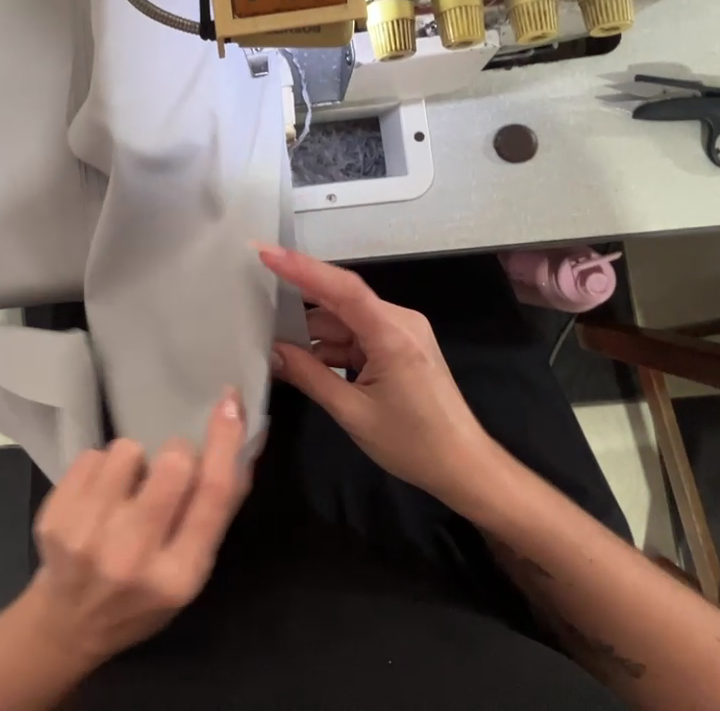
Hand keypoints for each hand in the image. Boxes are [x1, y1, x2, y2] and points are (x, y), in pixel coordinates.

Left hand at [20, 391, 249, 664]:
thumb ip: (213, 513)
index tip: (230, 402)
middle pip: (171, 463)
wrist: (69, 625)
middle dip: (174, 453)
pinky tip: (96, 499)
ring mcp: (88, 539)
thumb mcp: (190, 570)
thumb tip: (241, 446)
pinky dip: (99, 468)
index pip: (213, 494)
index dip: (226, 441)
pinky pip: (91, 455)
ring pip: (125, 450)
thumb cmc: (142, 596)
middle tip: (165, 472)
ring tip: (124, 492)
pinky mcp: (53, 520)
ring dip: (131, 462)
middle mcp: (133, 559)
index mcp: (180, 575)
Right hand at [258, 244, 505, 511]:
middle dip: (298, 302)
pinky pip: (356, 335)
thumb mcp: (353, 413)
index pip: (343, 289)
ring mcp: (401, 333)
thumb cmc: (414, 443)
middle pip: (340, 301)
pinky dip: (330, 346)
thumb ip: (309, 377)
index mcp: (393, 335)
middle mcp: (399, 322)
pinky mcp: (399, 346)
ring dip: (312, 332)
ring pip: (345, 320)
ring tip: (271, 341)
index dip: (302, 269)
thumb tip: (271, 352)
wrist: (465, 467)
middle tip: (254, 296)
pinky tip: (302, 359)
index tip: (266, 253)